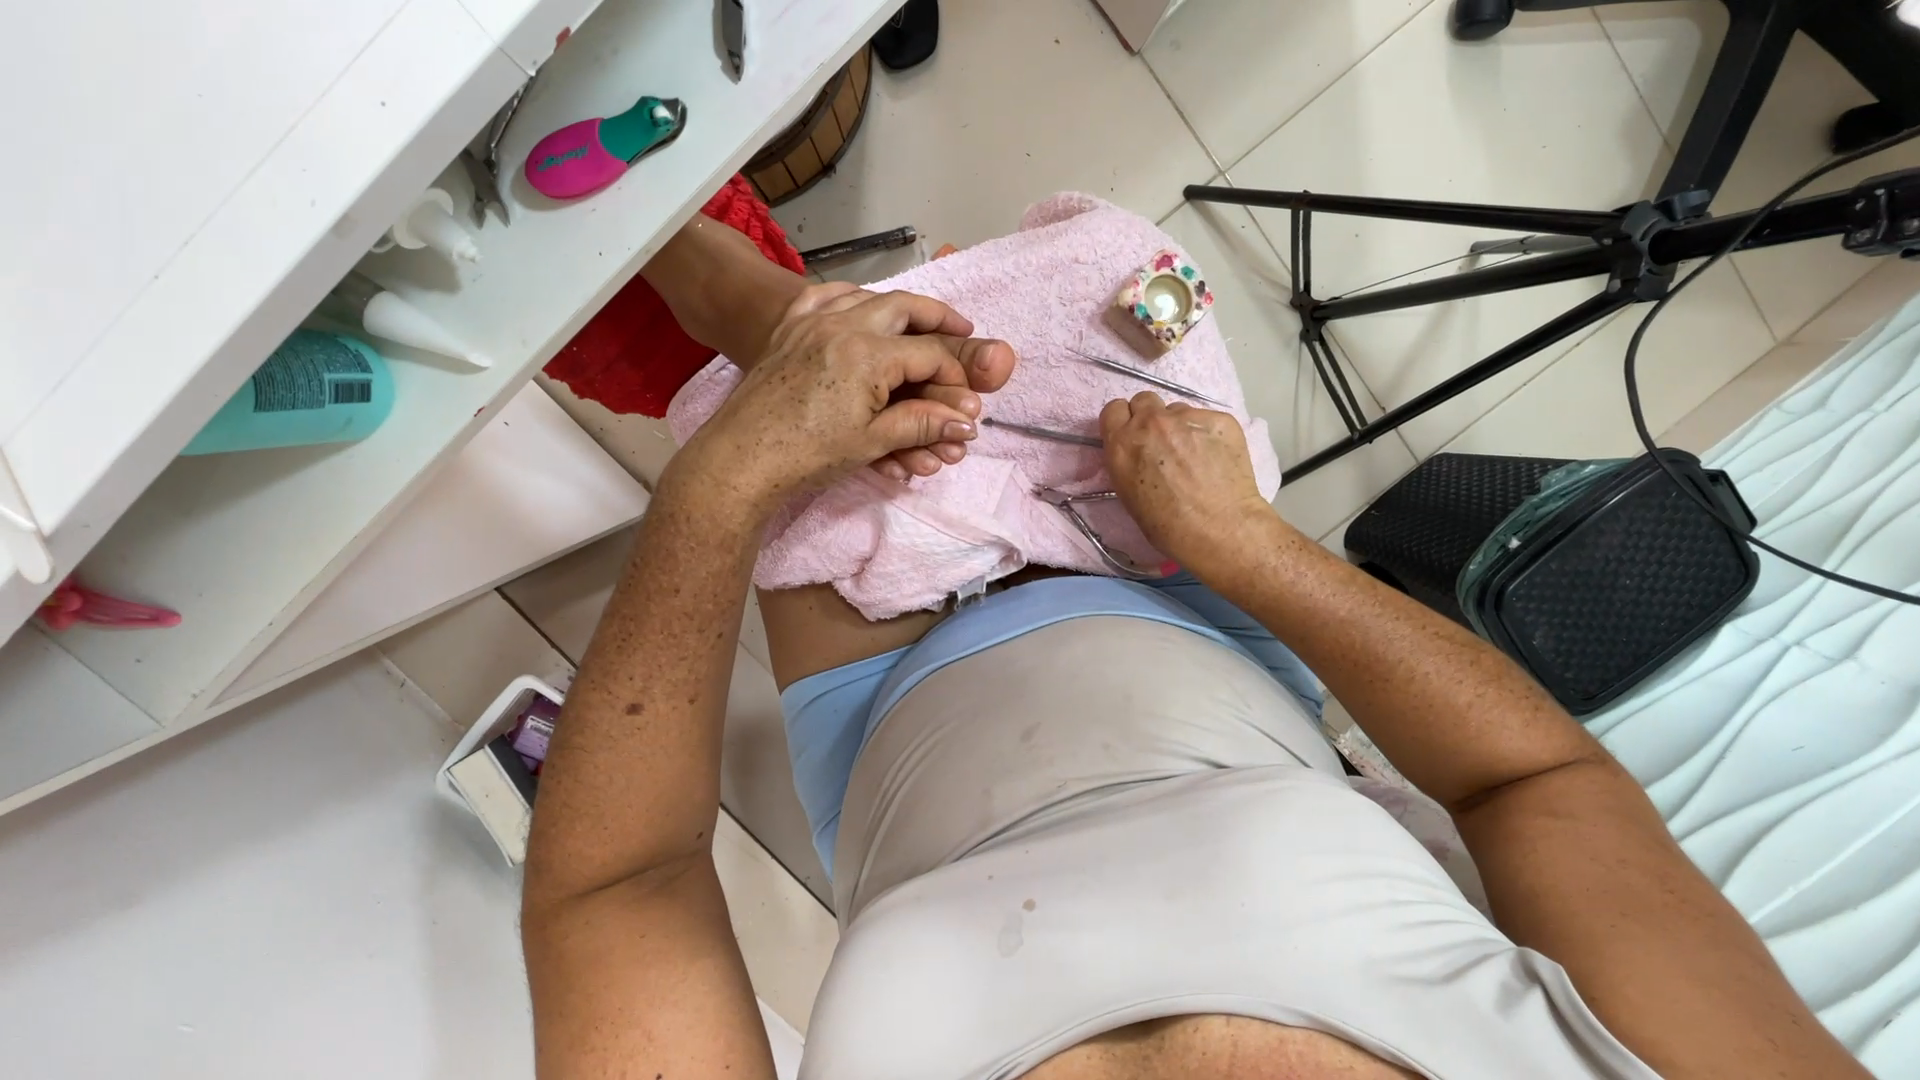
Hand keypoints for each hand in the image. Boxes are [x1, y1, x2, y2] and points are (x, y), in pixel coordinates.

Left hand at [680, 284, 1015, 506]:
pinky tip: (860, 306)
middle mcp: (842, 325)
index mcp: (868, 354)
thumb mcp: (872, 442)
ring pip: (866, 295)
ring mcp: (811, 322)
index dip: (954, 379)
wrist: (740, 460)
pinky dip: (850, 296)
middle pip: (904, 307)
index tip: (966, 402)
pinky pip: (824, 296)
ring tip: (921, 318)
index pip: (929, 355)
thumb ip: (922, 426)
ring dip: (898, 305)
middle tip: (962, 330)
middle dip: (938, 318)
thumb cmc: (806, 456)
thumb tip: (965, 424)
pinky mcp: (788, 330)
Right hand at [1100, 391, 1278, 570]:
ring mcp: (1187, 417)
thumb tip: (1139, 452)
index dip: (1124, 421)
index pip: (1113, 409)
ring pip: (1178, 410)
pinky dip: (1208, 433)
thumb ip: (1128, 460)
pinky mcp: (1219, 419)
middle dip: (1150, 417)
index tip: (1132, 434)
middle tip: (1162, 442)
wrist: (1221, 530)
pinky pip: (1206, 418)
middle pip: (1144, 400)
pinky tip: (1216, 457)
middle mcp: (1151, 423)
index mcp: (1122, 444)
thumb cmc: (1168, 526)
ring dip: (1181, 426)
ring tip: (1195, 455)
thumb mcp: (1129, 495)